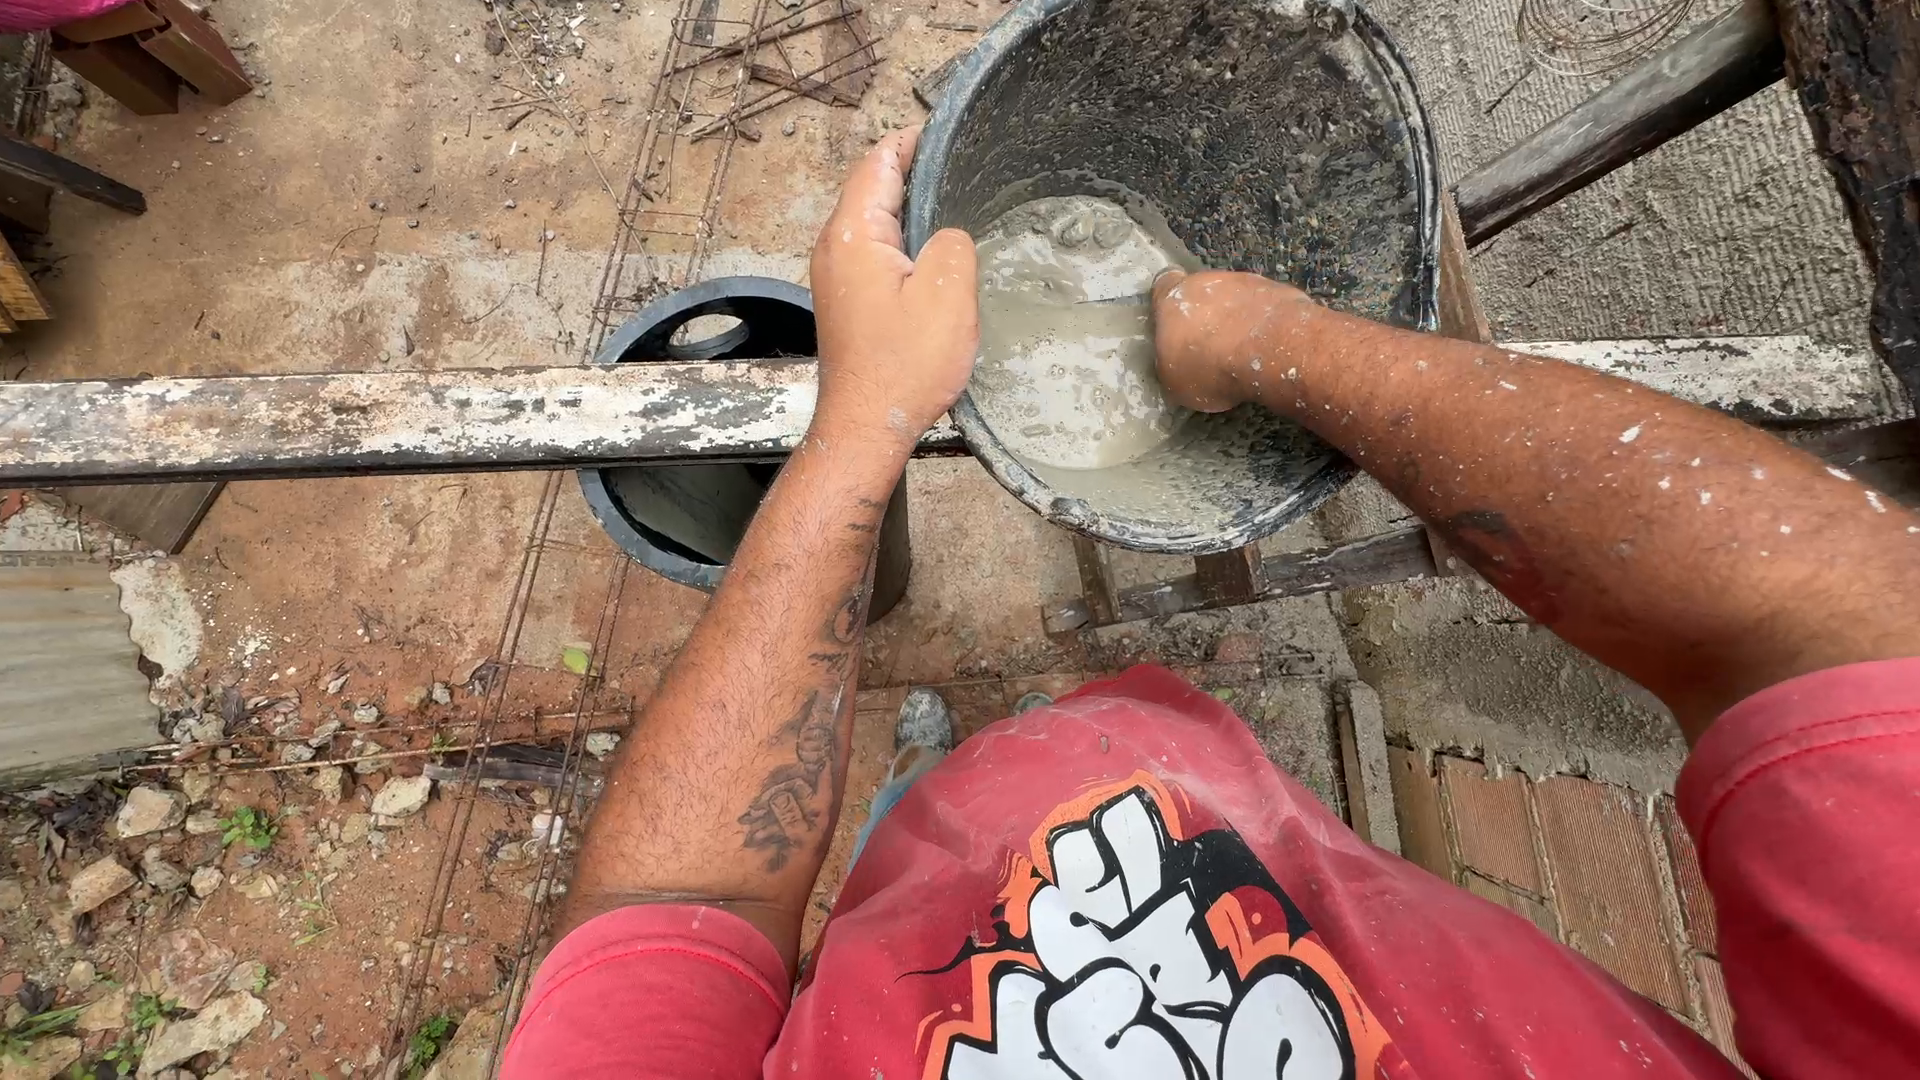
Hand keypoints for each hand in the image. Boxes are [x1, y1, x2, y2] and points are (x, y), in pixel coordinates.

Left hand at [810, 127, 978, 445]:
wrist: (867, 425)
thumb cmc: (904, 367)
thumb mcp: (947, 295)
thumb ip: (951, 243)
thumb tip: (945, 236)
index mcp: (854, 235)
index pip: (878, 162)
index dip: (912, 142)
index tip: (946, 135)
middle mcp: (833, 250)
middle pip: (871, 191)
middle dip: (912, 176)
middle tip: (959, 174)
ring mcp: (834, 280)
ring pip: (873, 228)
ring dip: (907, 216)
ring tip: (951, 214)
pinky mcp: (844, 305)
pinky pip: (872, 258)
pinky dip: (899, 249)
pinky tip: (928, 264)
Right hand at [1151, 269, 1318, 411]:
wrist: (1272, 353)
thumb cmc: (1210, 367)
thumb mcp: (1173, 380)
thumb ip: (1169, 359)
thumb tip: (1174, 358)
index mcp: (1172, 299)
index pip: (1163, 286)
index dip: (1167, 302)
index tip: (1172, 322)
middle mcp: (1207, 280)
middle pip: (1202, 292)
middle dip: (1204, 314)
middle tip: (1208, 347)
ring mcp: (1247, 282)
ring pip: (1235, 298)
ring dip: (1235, 320)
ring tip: (1241, 353)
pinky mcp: (1280, 291)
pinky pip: (1264, 308)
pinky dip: (1262, 325)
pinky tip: (1265, 351)